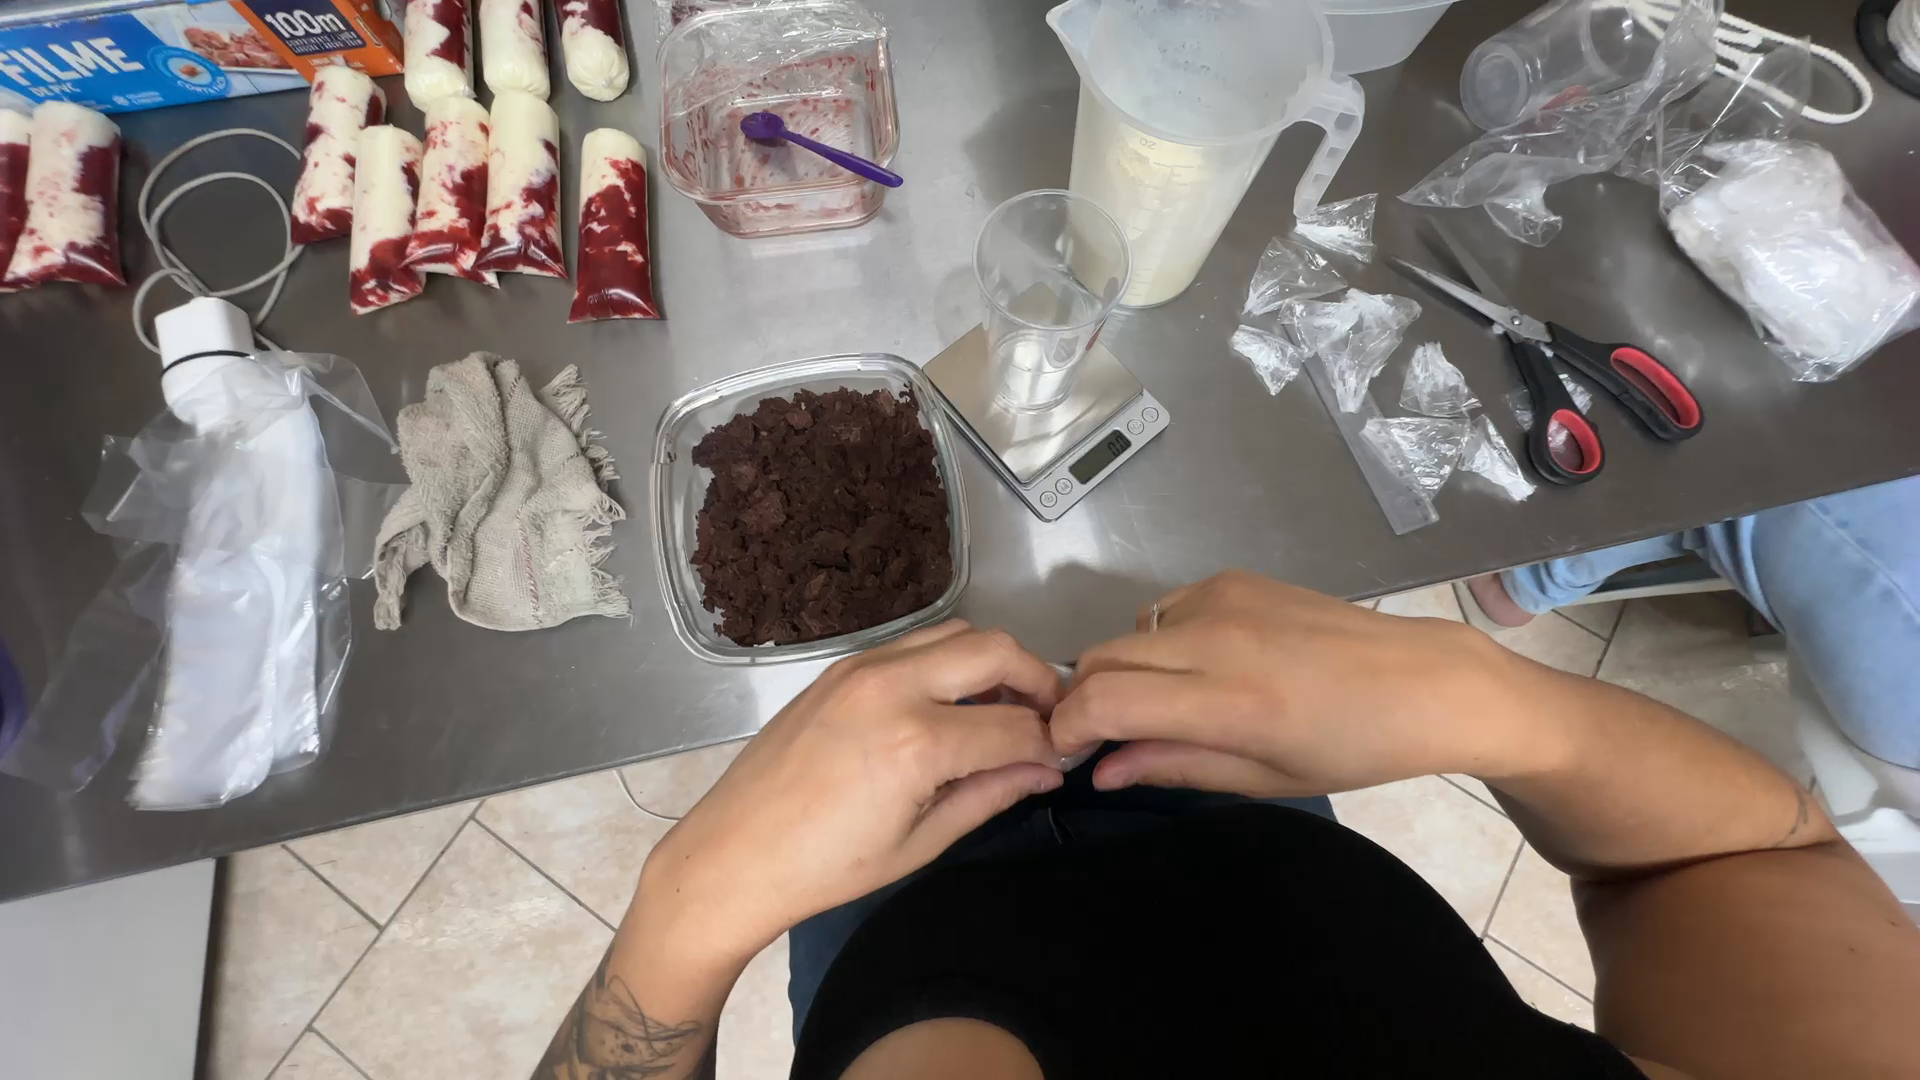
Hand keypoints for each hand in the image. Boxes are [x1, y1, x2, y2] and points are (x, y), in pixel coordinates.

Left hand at [637, 622, 1065, 961]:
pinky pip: (916, 642)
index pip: (1014, 726)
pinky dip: (949, 659)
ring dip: (992, 661)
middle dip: (1036, 679)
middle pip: (995, 649)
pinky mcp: (844, 664)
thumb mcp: (921, 842)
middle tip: (1046, 718)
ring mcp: (864, 666)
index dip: (1050, 742)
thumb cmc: (828, 868)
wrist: (733, 852)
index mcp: (915, 743)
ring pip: (957, 631)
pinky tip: (948, 701)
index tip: (1063, 756)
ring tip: (999, 707)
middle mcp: (893, 685)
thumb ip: (992, 794)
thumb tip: (1048, 769)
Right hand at [1050, 571, 1546, 797]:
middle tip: (1108, 733)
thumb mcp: (1264, 777)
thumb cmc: (1352, 748)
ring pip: (1125, 633)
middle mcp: (1213, 637)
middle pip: (1099, 658)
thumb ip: (1173, 767)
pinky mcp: (1229, 578)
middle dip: (1085, 698)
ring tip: (1166, 698)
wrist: (1425, 680)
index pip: (1106, 700)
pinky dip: (1158, 642)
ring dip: (1122, 670)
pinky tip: (1203, 661)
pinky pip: (1161, 612)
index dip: (1068, 726)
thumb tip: (1101, 770)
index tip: (1068, 749)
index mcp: (1229, 700)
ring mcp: (1220, 597)